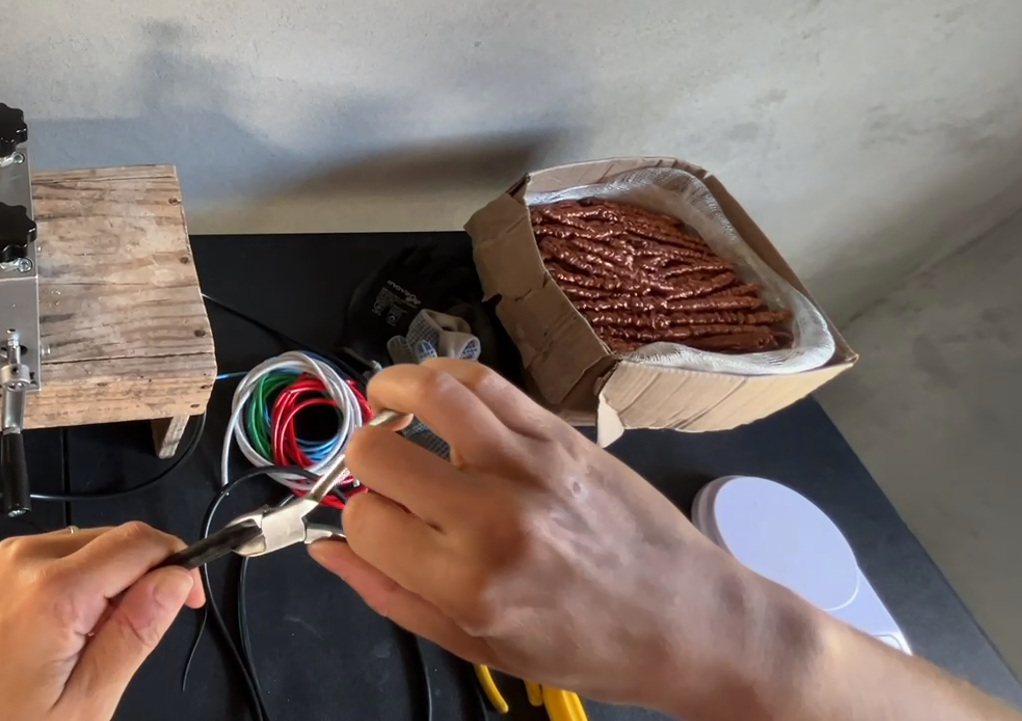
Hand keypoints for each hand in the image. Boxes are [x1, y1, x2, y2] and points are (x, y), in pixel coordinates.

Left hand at [0, 522, 204, 720]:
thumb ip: (135, 632)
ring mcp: (11, 555)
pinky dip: (82, 579)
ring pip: (91, 542)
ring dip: (111, 579)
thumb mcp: (86, 703)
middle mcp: (29, 556)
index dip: (174, 561)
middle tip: (137, 638)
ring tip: (94, 643)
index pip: (137, 541)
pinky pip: (63, 552)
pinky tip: (70, 628)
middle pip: (115, 538)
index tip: (189, 596)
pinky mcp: (2, 562)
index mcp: (53, 590)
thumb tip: (176, 580)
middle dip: (141, 577)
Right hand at [307, 358, 808, 717]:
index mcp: (468, 583)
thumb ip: (387, 593)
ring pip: (426, 393)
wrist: (698, 625)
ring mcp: (527, 465)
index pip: (362, 519)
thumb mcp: (476, 645)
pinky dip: (439, 374)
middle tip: (387, 475)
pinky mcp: (556, 433)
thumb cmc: (582, 646)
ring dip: (388, 392)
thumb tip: (323, 545)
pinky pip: (480, 379)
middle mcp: (491, 517)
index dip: (361, 518)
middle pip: (374, 452)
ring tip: (385, 403)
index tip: (384, 524)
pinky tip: (432, 391)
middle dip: (364, 463)